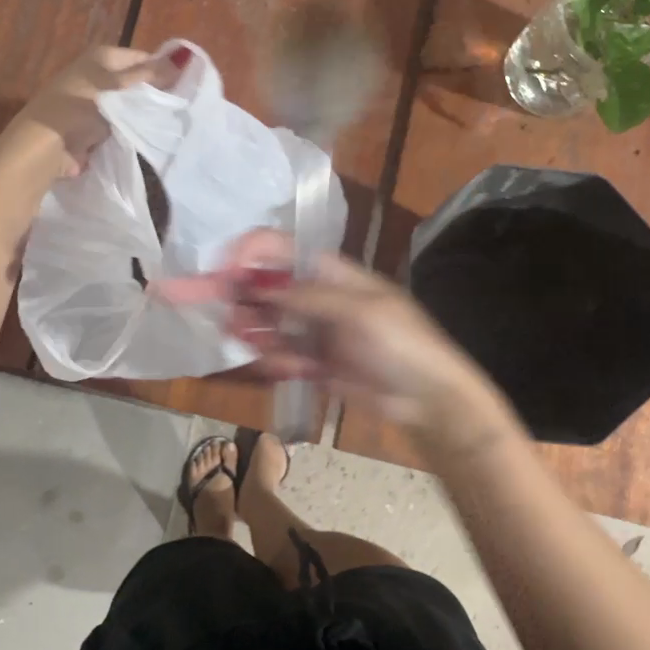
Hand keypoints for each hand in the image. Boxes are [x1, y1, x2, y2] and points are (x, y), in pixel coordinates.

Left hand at [6, 45, 185, 178]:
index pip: (145, 59)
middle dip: (158, 97)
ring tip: (172, 127)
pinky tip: (150, 141)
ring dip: (145, 118)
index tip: (188, 90)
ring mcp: (95, 105)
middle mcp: (98, 76)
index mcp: (103, 58)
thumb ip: (152, 75)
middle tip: (184, 110)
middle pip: (138, 84)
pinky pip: (121, 128)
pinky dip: (132, 134)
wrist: (45, 145)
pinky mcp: (93, 130)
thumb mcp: (120, 87)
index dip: (166, 72)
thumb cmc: (82, 106)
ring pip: (131, 108)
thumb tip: (186, 56)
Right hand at [160, 230, 508, 437]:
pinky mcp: (312, 362)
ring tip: (263, 350)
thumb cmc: (404, 345)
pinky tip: (291, 371)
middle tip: (225, 320)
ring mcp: (312, 330)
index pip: (277, 249)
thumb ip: (309, 296)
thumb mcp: (362, 312)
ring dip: (256, 335)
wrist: (430, 401)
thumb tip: (258, 283)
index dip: (244, 256)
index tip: (219, 275)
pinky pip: (278, 355)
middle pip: (261, 286)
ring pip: (265, 323)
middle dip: (238, 300)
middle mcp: (315, 295)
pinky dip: (276, 362)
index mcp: (330, 272)